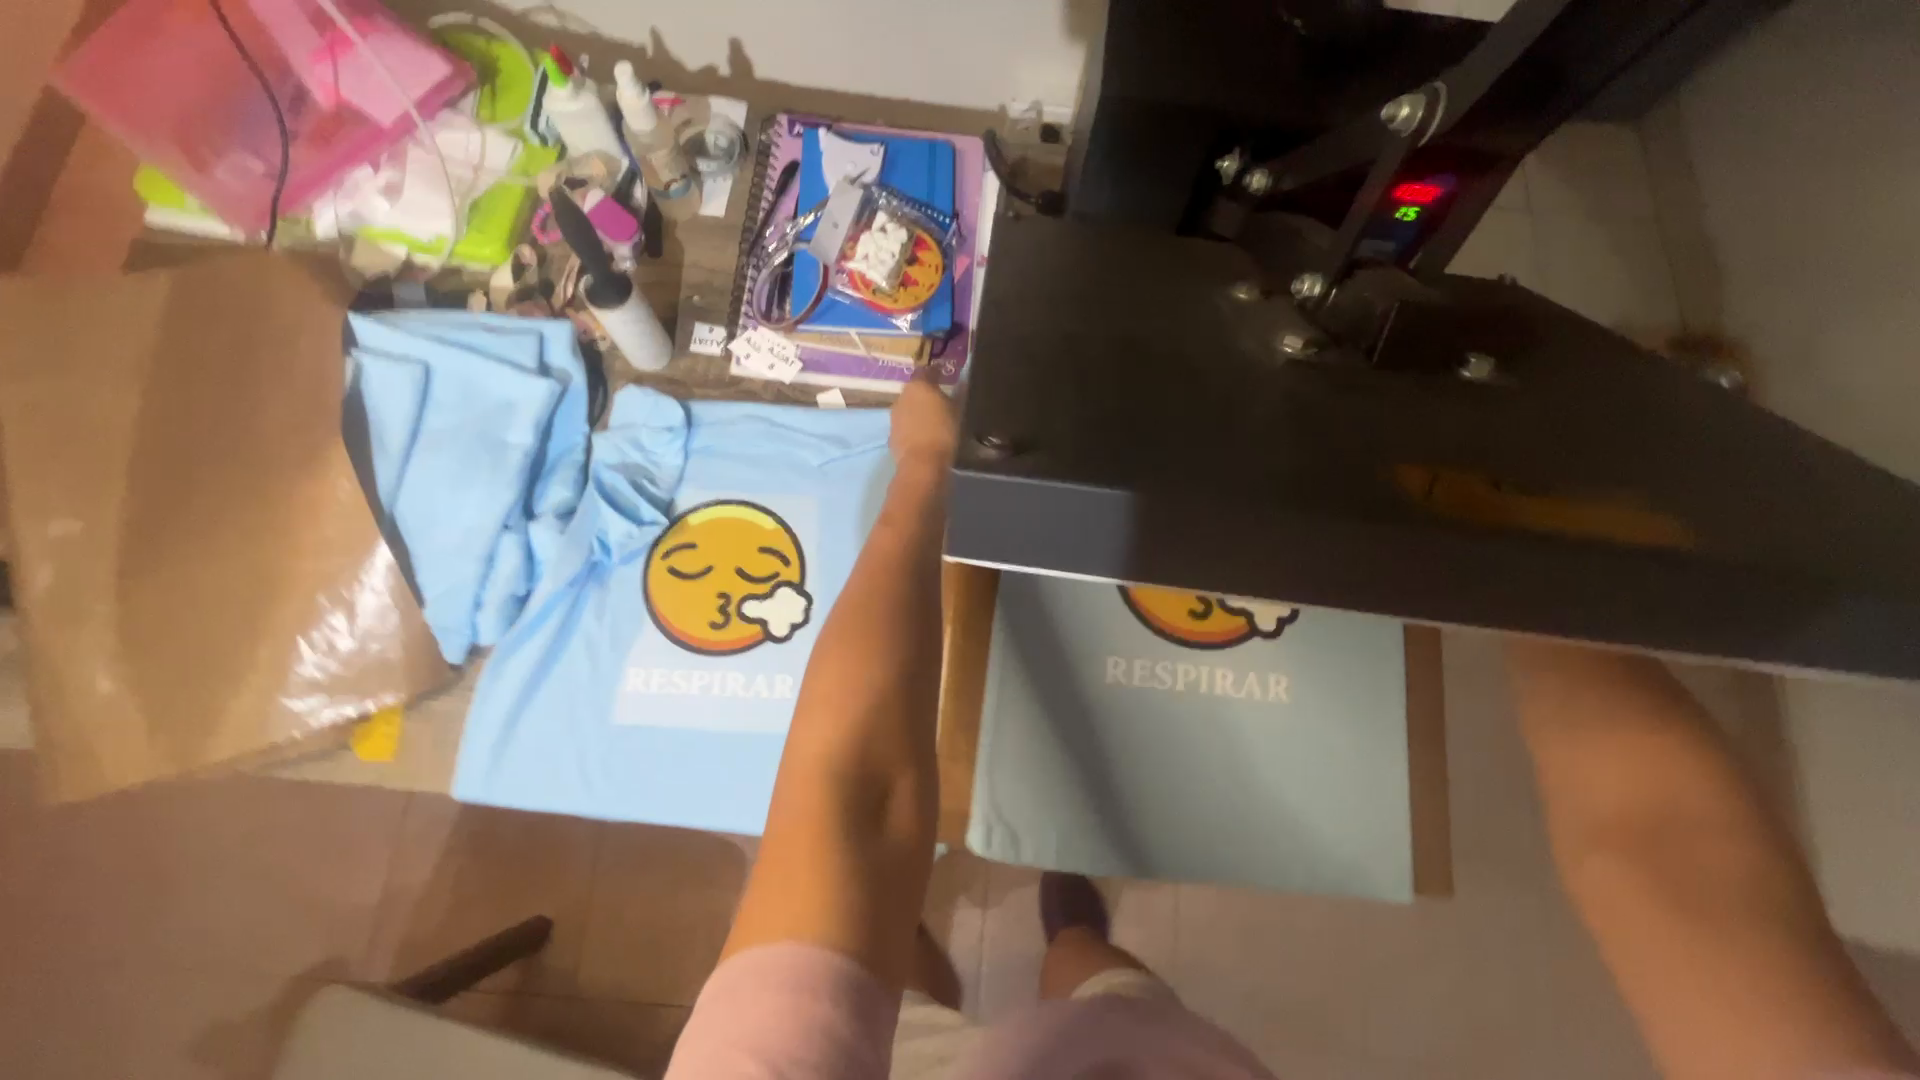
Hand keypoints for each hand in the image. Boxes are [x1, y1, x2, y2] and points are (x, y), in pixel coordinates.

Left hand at [889, 370, 956, 470]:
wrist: (922, 463)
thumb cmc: (943, 431)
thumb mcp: (956, 411)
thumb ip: (956, 395)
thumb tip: (959, 385)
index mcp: (918, 385)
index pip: (927, 371)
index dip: (936, 372)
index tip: (944, 374)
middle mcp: (902, 396)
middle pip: (915, 390)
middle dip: (925, 393)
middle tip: (939, 399)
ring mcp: (894, 416)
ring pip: (908, 408)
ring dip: (917, 410)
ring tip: (932, 419)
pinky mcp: (892, 434)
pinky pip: (905, 425)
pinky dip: (913, 426)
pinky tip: (923, 434)